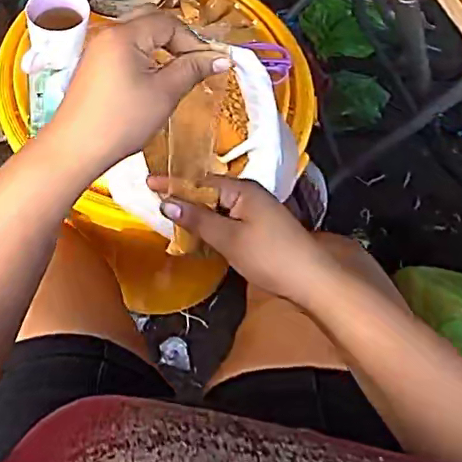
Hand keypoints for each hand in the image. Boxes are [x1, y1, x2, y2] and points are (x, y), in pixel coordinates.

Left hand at [42, 12, 228, 171]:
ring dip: (161, 46)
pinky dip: (143, 55)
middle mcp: (108, 34)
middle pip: (151, 20)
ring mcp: (97, 48)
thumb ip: (192, 69)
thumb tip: (217, 59)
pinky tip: (154, 77)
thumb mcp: (164, 94)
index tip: (209, 62)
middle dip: (178, 38)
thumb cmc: (118, 123)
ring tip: (178, 70)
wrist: (75, 148)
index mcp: (125, 35)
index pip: (169, 23)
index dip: (193, 42)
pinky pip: (124, 47)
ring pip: (137, 33)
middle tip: (196, 61)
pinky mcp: (93, 64)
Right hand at [147, 174, 340, 305]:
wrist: (313, 280)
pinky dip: (211, 221)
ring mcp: (256, 209)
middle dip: (183, 195)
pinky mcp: (260, 225)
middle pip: (208, 190)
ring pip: (218, 205)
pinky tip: (199, 230)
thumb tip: (167, 203)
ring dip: (197, 210)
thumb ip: (197, 219)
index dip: (173, 183)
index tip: (148, 181)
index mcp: (242, 189)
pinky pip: (227, 215)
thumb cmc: (270, 256)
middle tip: (155, 198)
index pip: (200, 181)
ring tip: (171, 213)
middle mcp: (249, 192)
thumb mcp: (229, 239)